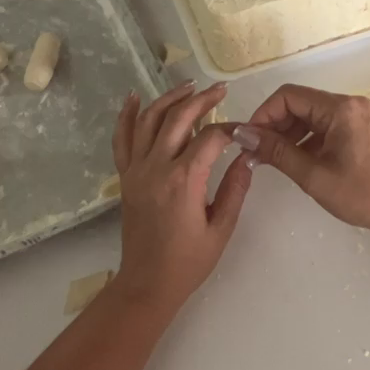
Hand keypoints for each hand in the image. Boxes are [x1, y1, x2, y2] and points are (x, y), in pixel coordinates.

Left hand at [111, 82, 252, 311]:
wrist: (147, 283)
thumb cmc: (189, 262)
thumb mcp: (221, 228)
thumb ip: (235, 189)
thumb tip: (248, 157)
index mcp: (183, 181)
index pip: (211, 138)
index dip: (231, 129)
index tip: (245, 131)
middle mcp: (156, 168)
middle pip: (178, 119)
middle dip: (202, 100)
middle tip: (221, 89)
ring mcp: (136, 171)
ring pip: (149, 121)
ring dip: (169, 99)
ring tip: (189, 86)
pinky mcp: (126, 178)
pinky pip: (121, 139)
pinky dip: (127, 116)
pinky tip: (135, 97)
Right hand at [235, 84, 369, 241]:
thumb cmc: (361, 195)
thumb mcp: (312, 175)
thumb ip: (276, 151)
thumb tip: (242, 135)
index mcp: (341, 109)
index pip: (289, 96)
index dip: (263, 115)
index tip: (248, 139)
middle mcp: (351, 104)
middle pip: (300, 103)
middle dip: (274, 125)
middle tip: (256, 152)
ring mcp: (358, 115)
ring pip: (311, 115)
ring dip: (289, 133)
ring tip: (272, 159)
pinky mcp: (361, 129)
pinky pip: (326, 126)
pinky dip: (307, 139)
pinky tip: (296, 160)